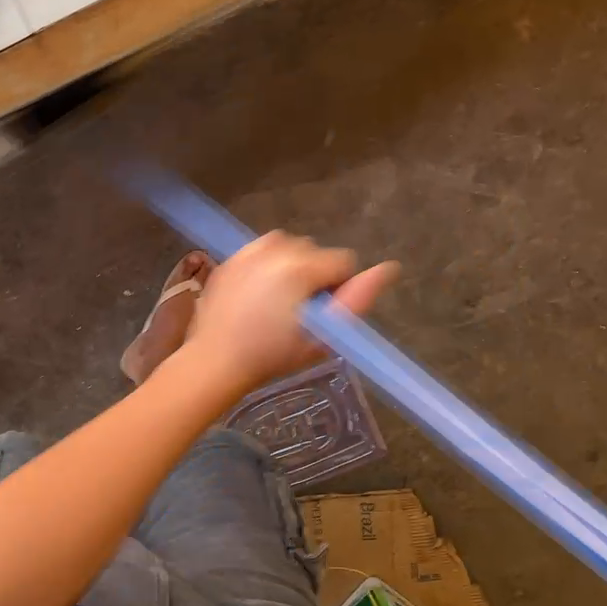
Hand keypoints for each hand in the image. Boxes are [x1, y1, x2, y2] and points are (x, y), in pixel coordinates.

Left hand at [183, 231, 397, 391]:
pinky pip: (262, 249)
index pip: (344, 262)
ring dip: (292, 265)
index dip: (338, 289)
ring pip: (290, 246)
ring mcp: (249, 250)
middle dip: (314, 275)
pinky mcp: (231, 257)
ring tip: (278, 300)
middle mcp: (276, 248)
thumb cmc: (274, 354)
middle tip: (296, 311)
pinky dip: (267, 263)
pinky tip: (258, 291)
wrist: (216, 359)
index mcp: (301, 266)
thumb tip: (389, 267)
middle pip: (316, 251)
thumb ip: (357, 299)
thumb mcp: (323, 335)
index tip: (319, 315)